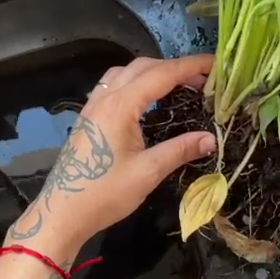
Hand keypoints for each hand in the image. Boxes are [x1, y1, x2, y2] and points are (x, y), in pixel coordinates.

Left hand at [7, 55, 216, 264]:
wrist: (64, 213)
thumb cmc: (105, 194)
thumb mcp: (148, 172)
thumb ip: (180, 150)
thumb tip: (211, 139)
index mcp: (121, 106)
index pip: (162, 74)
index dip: (191, 66)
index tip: (215, 65)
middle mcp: (104, 98)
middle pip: (143, 66)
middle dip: (174, 67)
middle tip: (201, 80)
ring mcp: (92, 107)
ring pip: (124, 73)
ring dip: (152, 72)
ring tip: (176, 86)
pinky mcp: (87, 118)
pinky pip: (112, 87)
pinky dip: (134, 83)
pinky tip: (146, 101)